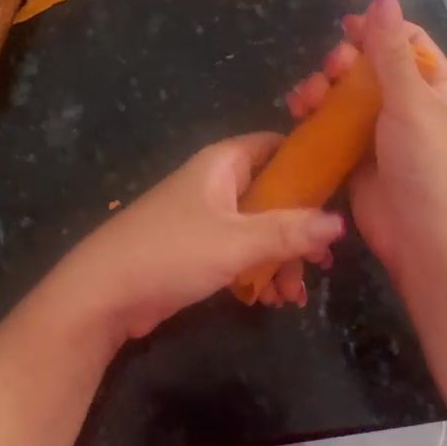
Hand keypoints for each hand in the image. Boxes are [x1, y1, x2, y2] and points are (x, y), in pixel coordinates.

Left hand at [49, 133, 344, 340]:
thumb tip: (339, 222)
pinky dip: (260, 270)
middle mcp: (217, 182)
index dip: (311, 162)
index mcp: (224, 162)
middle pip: (274, 193)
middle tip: (323, 263)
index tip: (342, 190)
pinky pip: (242, 251)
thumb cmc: (170, 251)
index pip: (278, 145)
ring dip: (282, 257)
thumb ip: (289, 230)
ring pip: (261, 227)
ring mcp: (207, 216)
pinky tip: (274, 300)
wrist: (103, 294)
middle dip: (300, 228)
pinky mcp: (198, 249)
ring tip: (295, 294)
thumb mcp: (237, 241)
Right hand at [286, 0, 446, 278]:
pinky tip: (297, 112)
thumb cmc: (427, 166)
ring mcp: (381, 131)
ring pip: (344, 93)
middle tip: (332, 70)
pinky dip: (313, 114)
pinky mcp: (356, 155)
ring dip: (322, 86)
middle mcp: (409, 104)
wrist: (423, 241)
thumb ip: (392, 51)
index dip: (377, 29)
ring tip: (308, 96)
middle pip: (369, 64)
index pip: (407, 41)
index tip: (347, 27)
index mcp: (435, 86)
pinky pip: (331, 123)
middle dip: (343, 61)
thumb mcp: (411, 102)